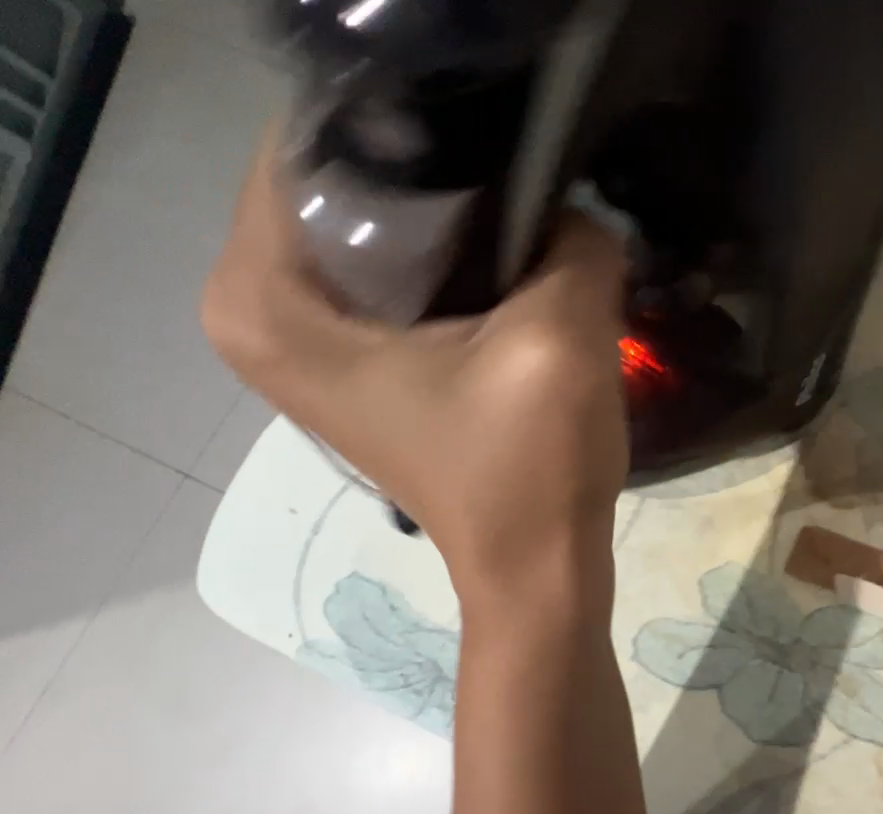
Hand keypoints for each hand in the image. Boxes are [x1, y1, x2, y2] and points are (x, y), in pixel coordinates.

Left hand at [202, 138, 630, 598]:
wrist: (539, 567)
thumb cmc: (531, 466)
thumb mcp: (564, 339)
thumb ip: (577, 246)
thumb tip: (583, 214)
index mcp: (266, 300)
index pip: (318, 148)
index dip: (419, 137)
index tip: (505, 156)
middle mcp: (261, 312)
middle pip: (352, 193)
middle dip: (449, 187)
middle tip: (534, 200)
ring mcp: (309, 343)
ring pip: (385, 237)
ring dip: (465, 233)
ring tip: (538, 240)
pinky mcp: (361, 367)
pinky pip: (402, 281)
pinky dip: (462, 274)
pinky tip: (521, 286)